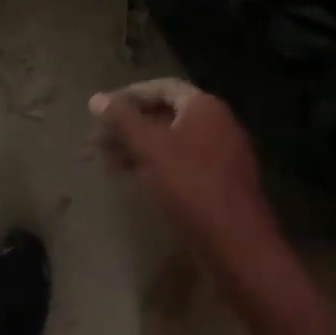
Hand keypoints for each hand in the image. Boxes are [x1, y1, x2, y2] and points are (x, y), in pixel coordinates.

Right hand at [89, 79, 272, 254]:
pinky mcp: (221, 183)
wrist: (238, 247)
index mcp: (205, 107)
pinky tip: (134, 180)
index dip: (129, 95)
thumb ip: (122, 119)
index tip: (103, 110)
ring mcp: (222, 155)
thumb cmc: (191, 186)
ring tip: (108, 165)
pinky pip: (183, 163)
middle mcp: (218, 124)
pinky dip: (156, 165)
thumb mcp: (150, 147)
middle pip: (165, 114)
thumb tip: (97, 98)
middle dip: (129, 126)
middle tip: (99, 141)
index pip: (161, 87)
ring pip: (171, 141)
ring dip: (138, 148)